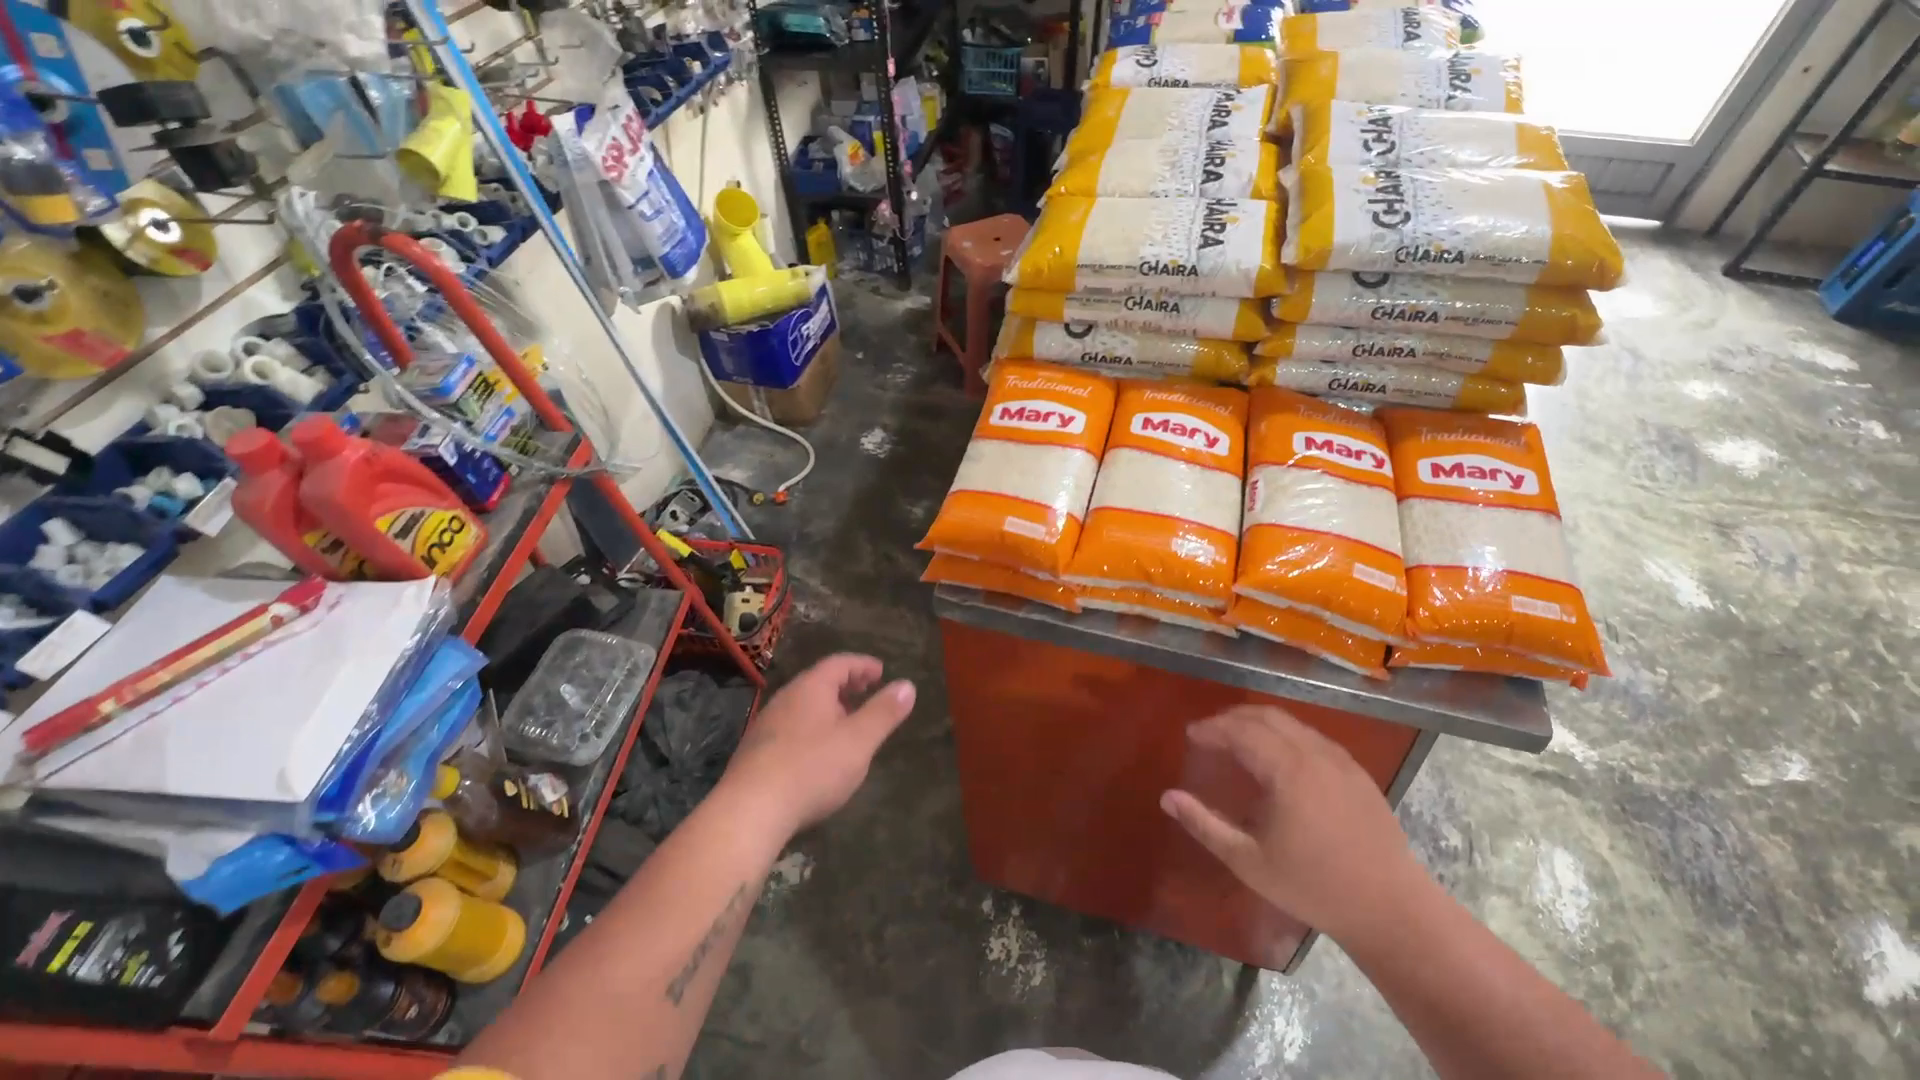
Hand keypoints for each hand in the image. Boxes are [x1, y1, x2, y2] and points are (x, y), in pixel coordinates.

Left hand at [719, 653, 915, 837]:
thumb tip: (907, 685)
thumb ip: (884, 712)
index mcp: (810, 688)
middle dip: (846, 685)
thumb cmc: (812, 769)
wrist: (750, 810)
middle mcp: (785, 699)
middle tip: (868, 693)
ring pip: (803, 707)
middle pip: (819, 682)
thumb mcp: (859, 741)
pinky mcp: (756, 752)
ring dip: (829, 708)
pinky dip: (813, 728)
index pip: (839, 663)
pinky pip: (791, 728)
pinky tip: (819, 754)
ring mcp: (767, 725)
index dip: (863, 665)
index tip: (882, 672)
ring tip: (848, 724)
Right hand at [1160, 706, 1428, 941]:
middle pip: (1268, 717)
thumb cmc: (1313, 886)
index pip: (1242, 730)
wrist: (1389, 906)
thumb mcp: (1249, 861)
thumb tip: (1167, 797)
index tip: (1191, 735)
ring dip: (1261, 724)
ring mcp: (1341, 762)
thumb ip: (1205, 824)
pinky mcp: (1358, 774)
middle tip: (1209, 733)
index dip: (1212, 728)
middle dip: (1233, 718)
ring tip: (1238, 741)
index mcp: (1287, 771)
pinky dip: (1287, 736)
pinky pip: (1315, 739)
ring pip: (1294, 724)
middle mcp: (1315, 754)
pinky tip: (1279, 759)